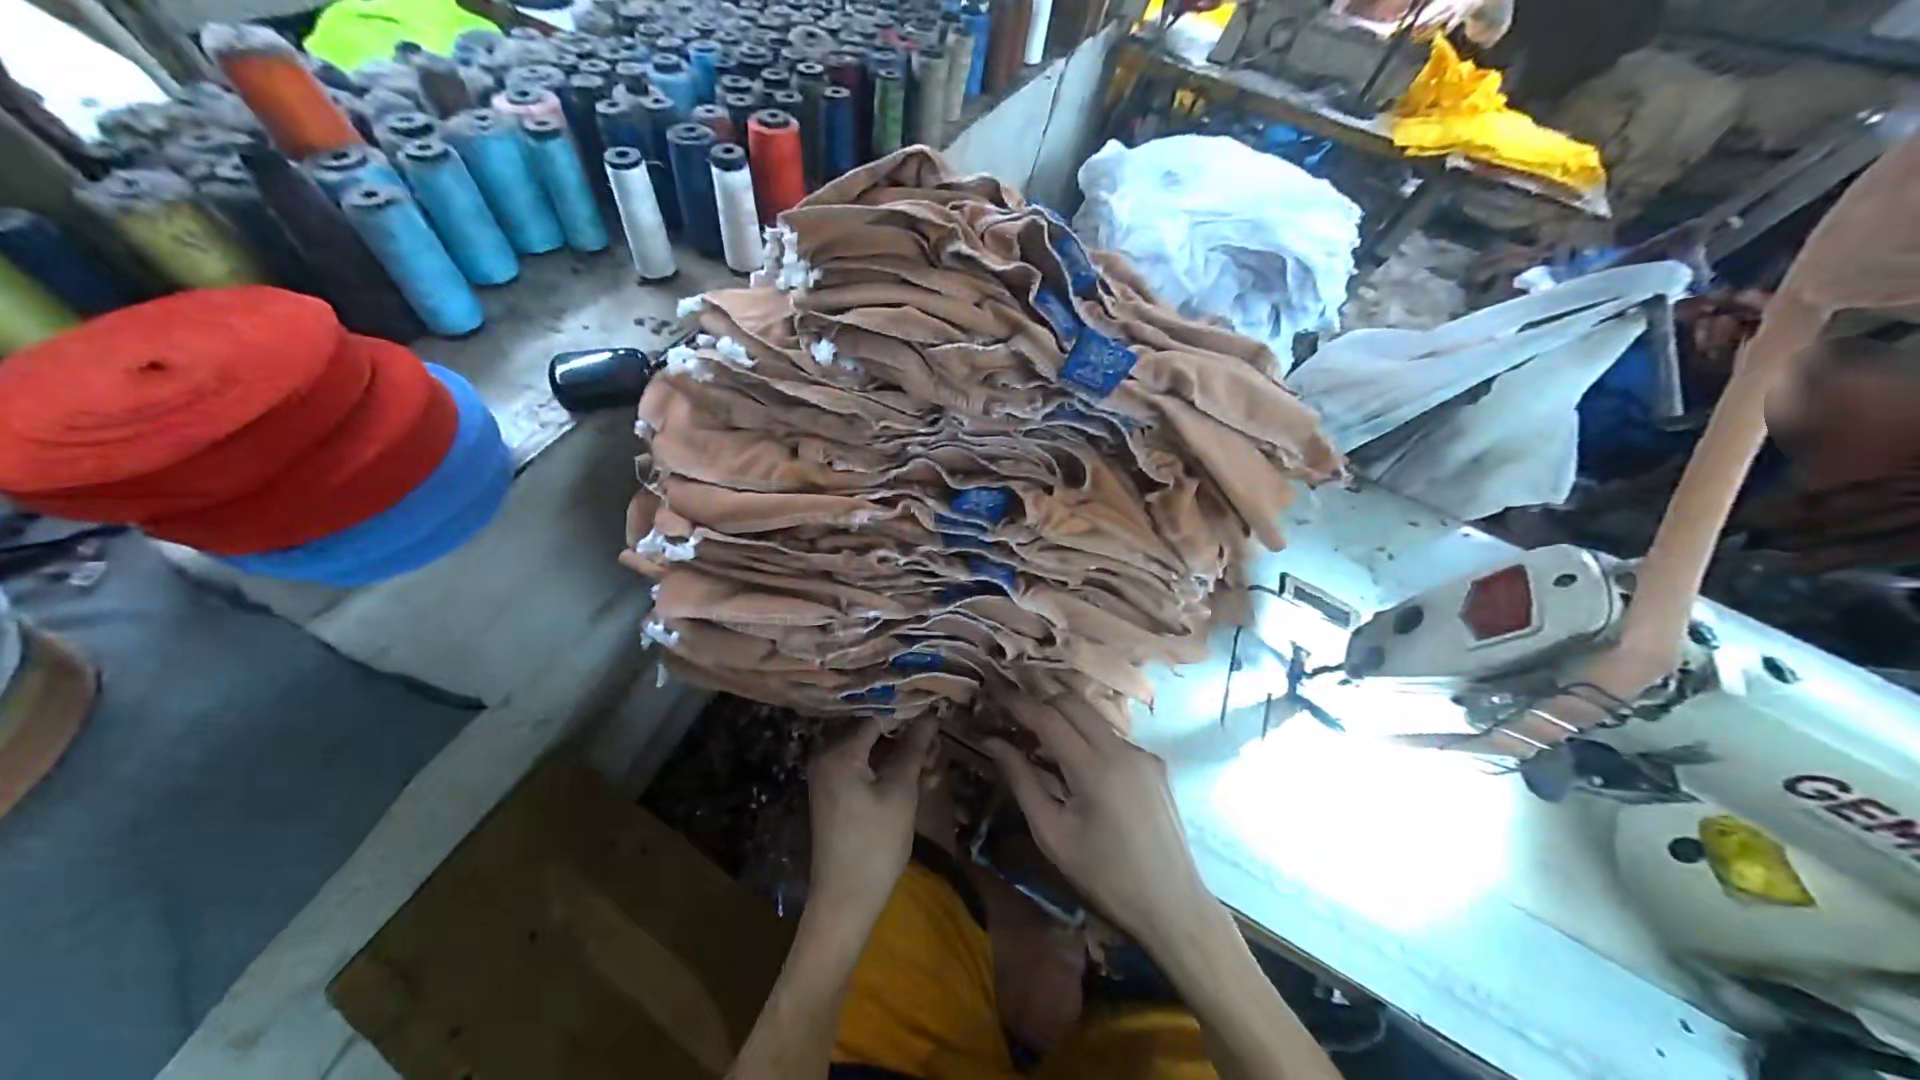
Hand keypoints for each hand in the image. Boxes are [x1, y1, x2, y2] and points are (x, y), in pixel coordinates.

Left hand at [808, 716, 939, 915]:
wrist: (846, 899)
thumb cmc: (875, 843)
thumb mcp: (901, 791)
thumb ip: (914, 749)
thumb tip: (930, 716)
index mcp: (838, 752)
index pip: (877, 717)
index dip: (907, 714)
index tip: (936, 714)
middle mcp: (826, 757)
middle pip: (873, 734)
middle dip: (906, 738)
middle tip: (937, 747)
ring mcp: (828, 777)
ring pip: (872, 753)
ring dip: (901, 756)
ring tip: (933, 766)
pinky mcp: (834, 794)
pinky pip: (864, 770)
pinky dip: (888, 772)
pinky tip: (917, 779)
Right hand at [985, 696, 1216, 949]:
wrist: (1172, 906)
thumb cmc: (1104, 878)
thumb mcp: (1052, 834)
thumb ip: (1021, 781)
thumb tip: (992, 742)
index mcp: (1095, 768)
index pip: (1048, 717)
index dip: (1017, 702)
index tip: (992, 693)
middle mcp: (1123, 749)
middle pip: (1073, 704)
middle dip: (1039, 703)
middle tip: (1011, 716)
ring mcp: (1143, 754)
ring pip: (1094, 717)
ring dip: (1063, 719)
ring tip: (1037, 740)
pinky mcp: (1155, 765)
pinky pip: (1112, 737)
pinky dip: (1086, 738)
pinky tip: (1074, 765)